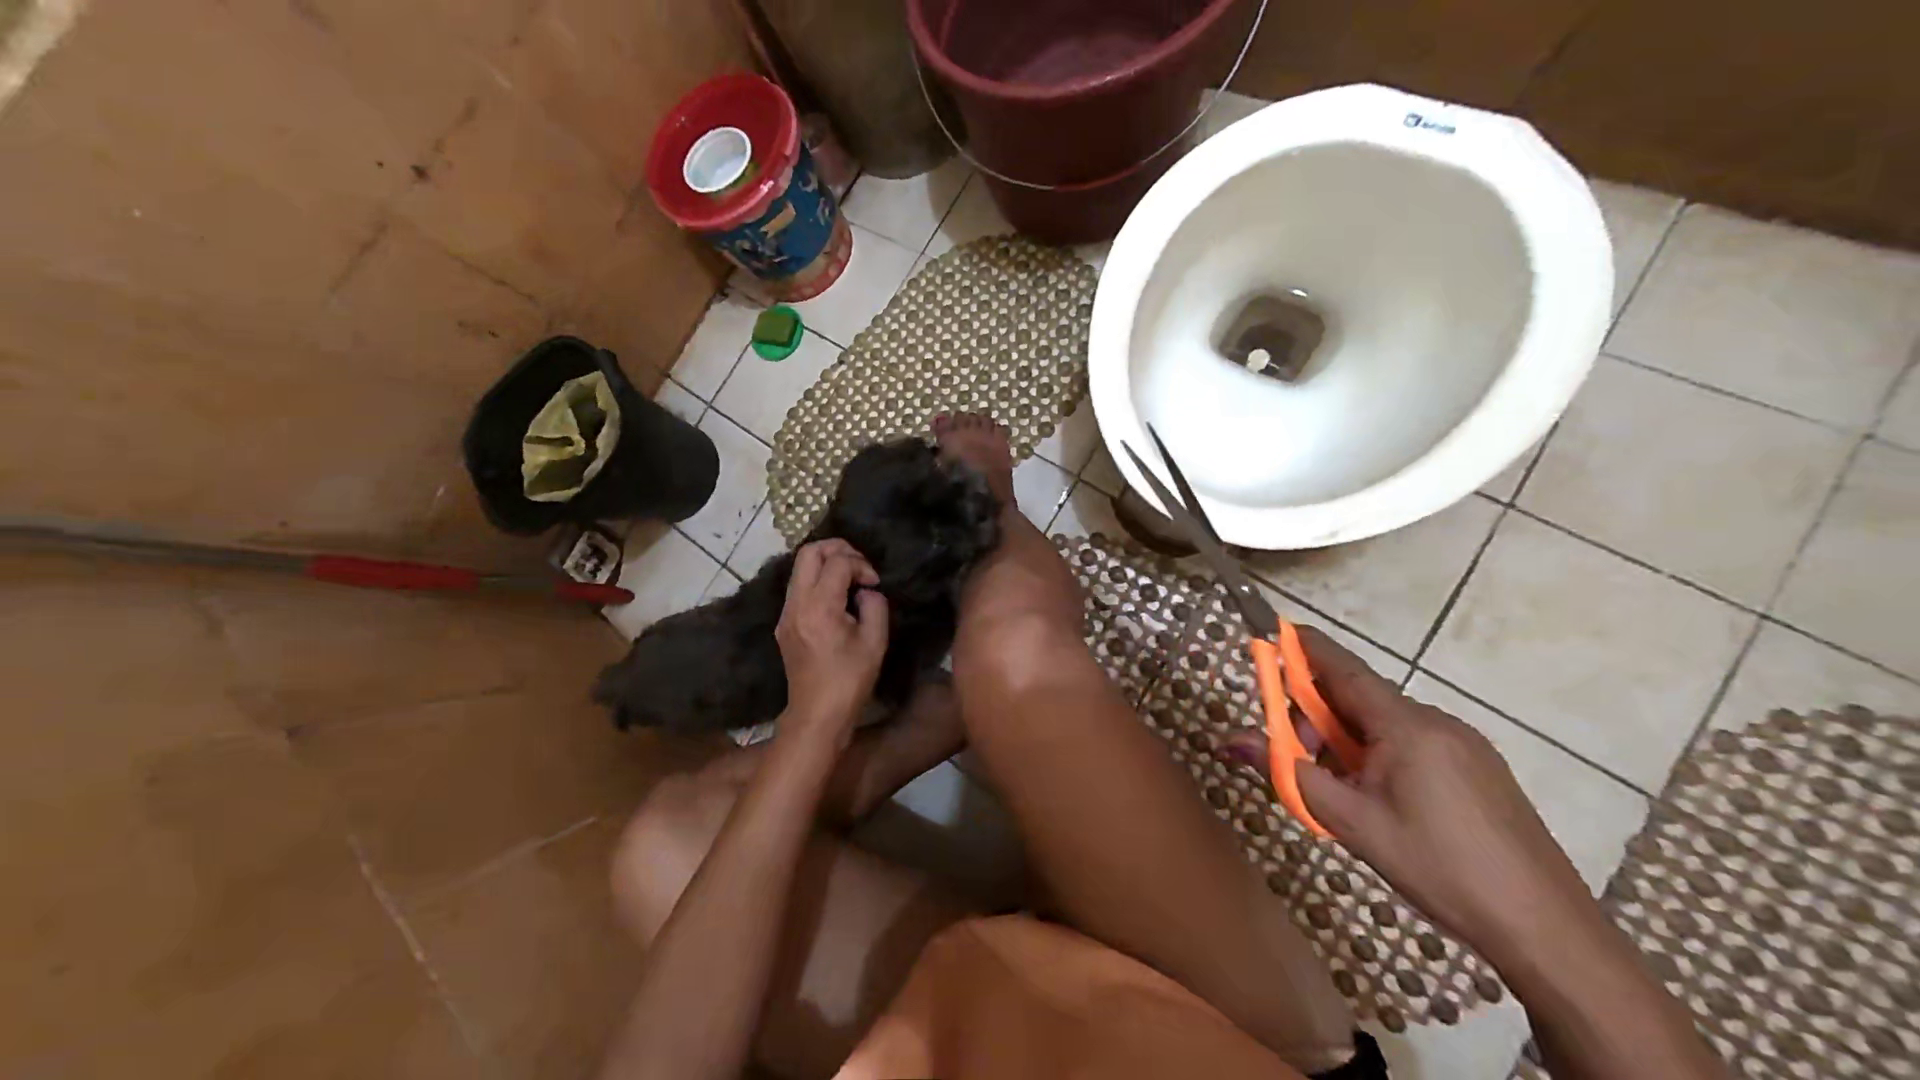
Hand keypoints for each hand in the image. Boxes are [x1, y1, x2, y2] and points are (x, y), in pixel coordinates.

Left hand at [775, 539, 888, 744]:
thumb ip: (874, 605)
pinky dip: (818, 580)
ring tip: (850, 580)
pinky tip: (837, 599)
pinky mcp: (784, 623)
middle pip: (809, 552)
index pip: (837, 562)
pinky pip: (798, 587)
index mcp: (819, 607)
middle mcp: (796, 604)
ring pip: (800, 567)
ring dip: (826, 563)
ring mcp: (785, 613)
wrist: (817, 714)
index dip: (861, 564)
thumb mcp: (876, 641)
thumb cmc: (850, 680)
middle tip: (860, 565)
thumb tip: (866, 591)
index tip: (875, 583)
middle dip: (837, 549)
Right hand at [1283, 628, 1592, 954]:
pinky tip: (1377, 799)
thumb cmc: (1439, 867)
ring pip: (1385, 725)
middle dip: (1317, 717)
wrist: (1544, 927)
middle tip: (1295, 757)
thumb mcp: (1352, 822)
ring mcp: (1465, 745)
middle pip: (1360, 699)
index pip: (1343, 669)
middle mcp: (1437, 721)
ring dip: (1347, 742)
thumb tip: (1230, 740)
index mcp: (1407, 726)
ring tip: (1337, 792)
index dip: (1305, 648)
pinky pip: (1413, 744)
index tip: (1274, 631)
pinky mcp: (1479, 768)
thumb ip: (1288, 774)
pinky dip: (1378, 755)